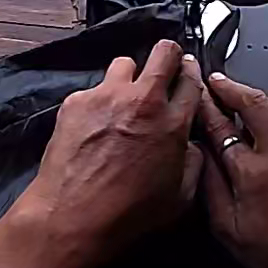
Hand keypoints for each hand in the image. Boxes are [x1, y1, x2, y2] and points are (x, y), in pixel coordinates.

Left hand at [8, 39, 204, 267]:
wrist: (73, 215)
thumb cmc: (126, 213)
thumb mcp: (180, 196)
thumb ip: (194, 163)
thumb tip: (192, 146)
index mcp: (172, 123)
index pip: (191, 80)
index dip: (192, 72)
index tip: (188, 70)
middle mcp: (142, 102)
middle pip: (163, 52)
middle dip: (168, 55)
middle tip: (165, 65)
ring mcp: (107, 97)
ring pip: (124, 63)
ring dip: (129, 77)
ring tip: (124, 99)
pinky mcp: (76, 101)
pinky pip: (93, 89)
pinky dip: (98, 101)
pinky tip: (94, 125)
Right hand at [199, 73, 267, 267]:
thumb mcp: (229, 230)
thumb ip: (211, 186)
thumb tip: (201, 155)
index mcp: (253, 173)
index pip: (221, 126)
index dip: (206, 106)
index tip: (198, 95)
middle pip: (254, 102)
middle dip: (231, 87)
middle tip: (218, 83)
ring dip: (262, 97)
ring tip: (248, 101)